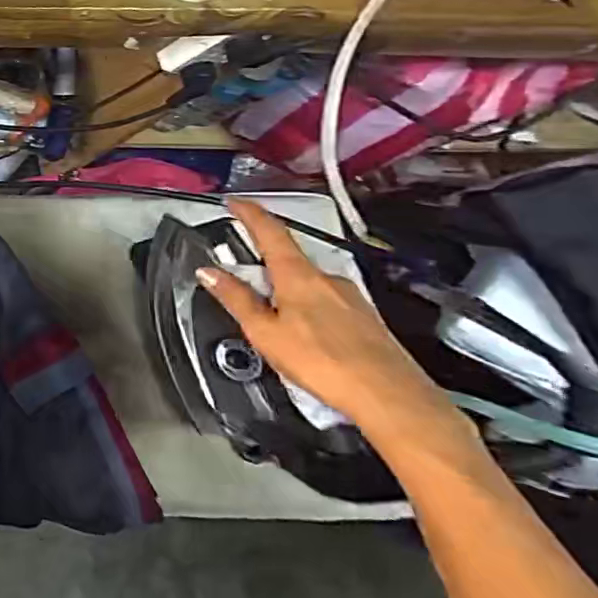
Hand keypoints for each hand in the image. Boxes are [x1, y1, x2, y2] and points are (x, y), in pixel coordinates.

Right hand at [196, 199, 463, 442]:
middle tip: (241, 274)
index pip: (269, 230)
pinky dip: (306, 306)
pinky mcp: (362, 316)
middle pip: (287, 256)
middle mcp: (326, 277)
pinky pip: (325, 299)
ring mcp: (348, 295)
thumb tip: (210, 273)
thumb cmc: (328, 364)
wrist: (387, 394)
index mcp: (298, 276)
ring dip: (284, 288)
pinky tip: (303, 335)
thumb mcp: (265, 333)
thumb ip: (236, 299)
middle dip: (262, 261)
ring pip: (306, 280)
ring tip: (270, 318)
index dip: (248, 213)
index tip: (235, 203)